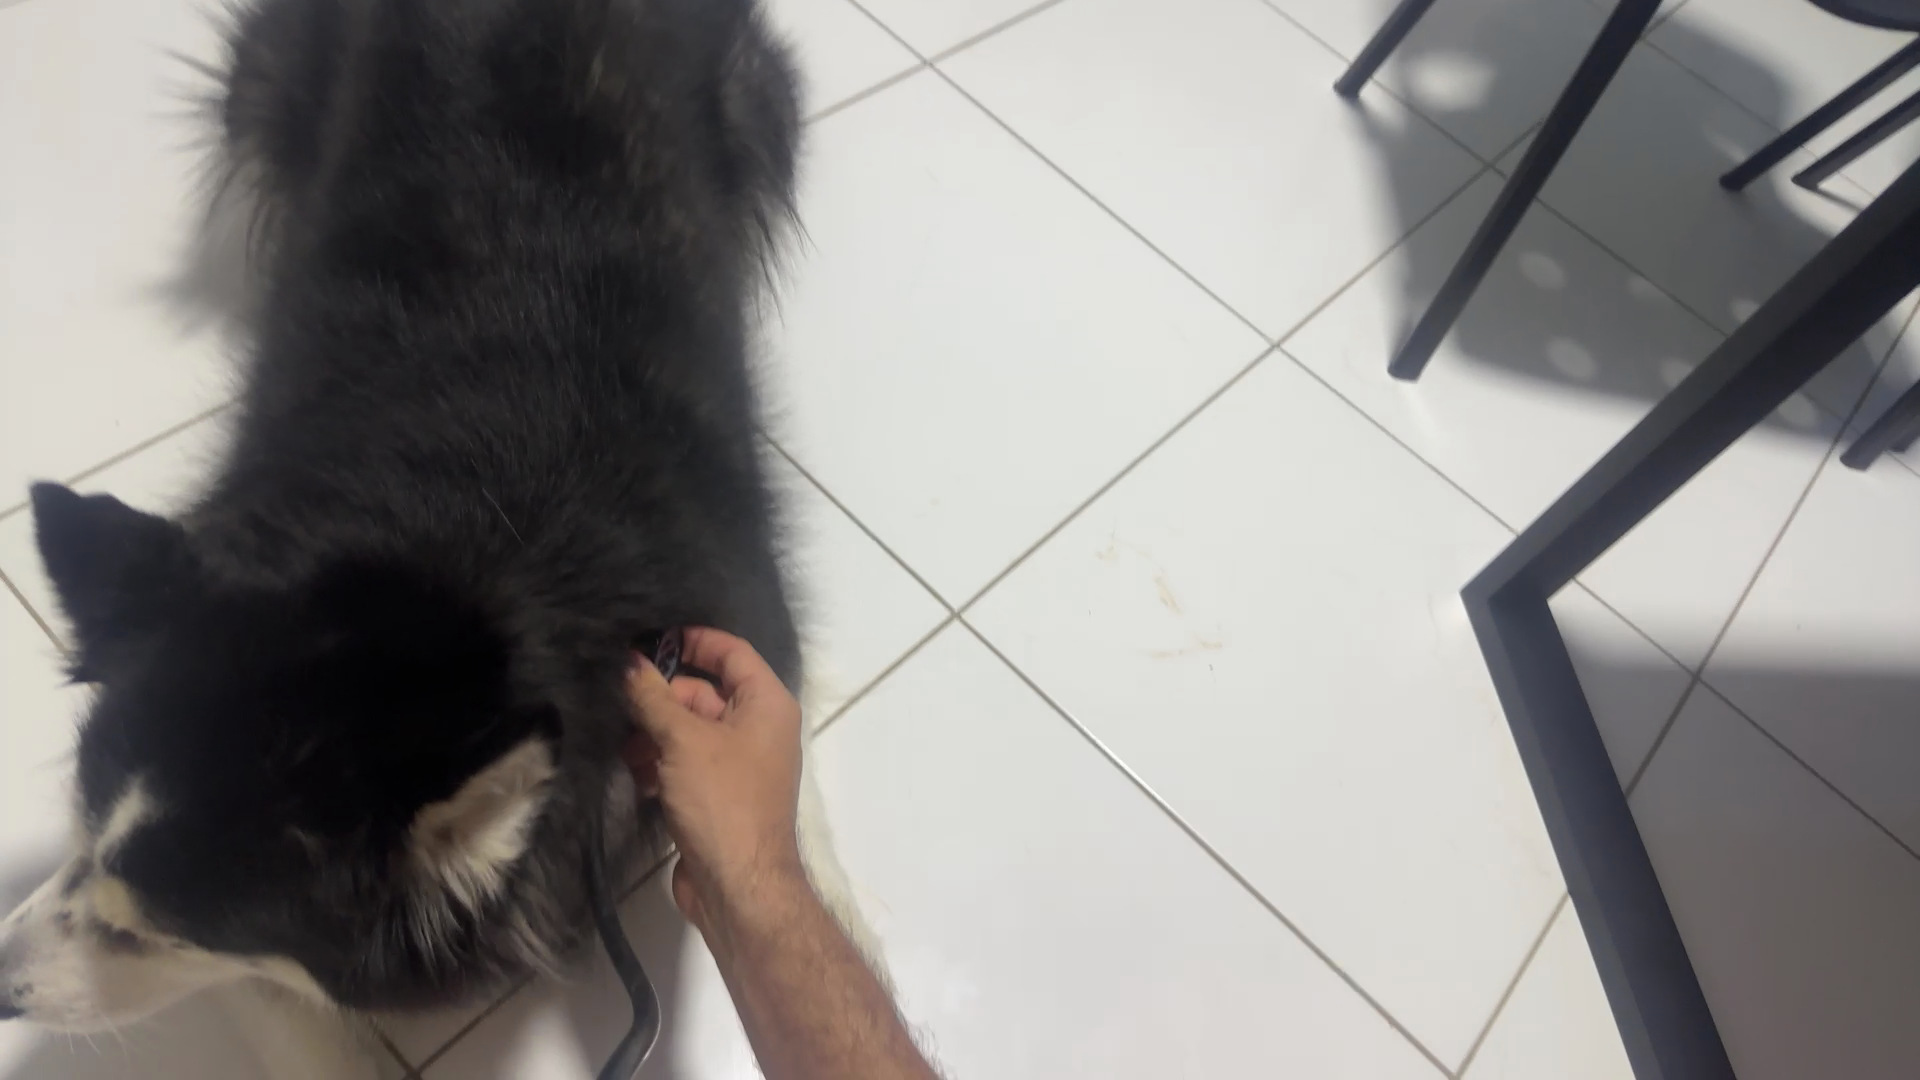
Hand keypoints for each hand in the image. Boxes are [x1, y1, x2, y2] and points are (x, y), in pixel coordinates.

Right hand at [623, 628, 806, 932]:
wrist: (739, 884)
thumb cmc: (723, 799)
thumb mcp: (685, 741)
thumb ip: (654, 698)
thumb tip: (628, 663)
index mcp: (767, 703)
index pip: (732, 653)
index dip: (694, 640)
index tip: (650, 638)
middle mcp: (759, 725)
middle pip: (706, 692)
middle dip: (663, 695)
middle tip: (616, 695)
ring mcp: (740, 760)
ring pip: (691, 728)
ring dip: (655, 731)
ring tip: (621, 739)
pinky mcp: (719, 791)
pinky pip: (687, 760)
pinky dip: (662, 760)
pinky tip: (634, 771)